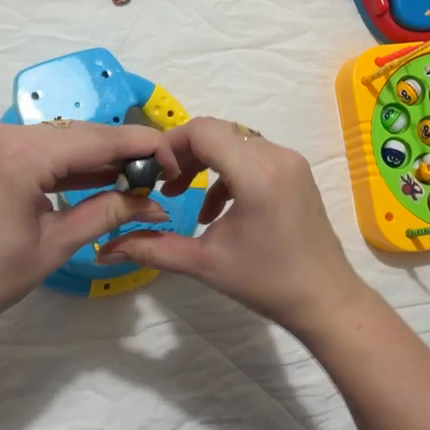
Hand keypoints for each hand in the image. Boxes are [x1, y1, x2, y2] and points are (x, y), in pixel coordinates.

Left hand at [0, 122, 178, 334]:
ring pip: (67, 139)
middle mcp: (9, 134)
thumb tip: (156, 203)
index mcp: (21, 154)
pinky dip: (76, 163)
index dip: (142, 146)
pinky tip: (106, 177)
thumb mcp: (56, 244)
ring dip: (103, 156)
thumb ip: (108, 212)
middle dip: (126, 151)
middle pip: (84, 133)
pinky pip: (47, 149)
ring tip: (142, 178)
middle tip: (163, 174)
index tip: (175, 160)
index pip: (98, 139)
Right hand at [100, 117, 367, 334]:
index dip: (171, 145)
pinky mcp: (297, 171)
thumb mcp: (204, 264)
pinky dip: (228, 170)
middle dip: (184, 153)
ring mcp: (291, 161)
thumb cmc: (266, 282)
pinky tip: (215, 209)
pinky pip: (253, 154)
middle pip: (218, 131)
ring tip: (182, 194)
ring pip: (235, 141)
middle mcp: (276, 156)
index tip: (154, 174)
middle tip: (162, 183)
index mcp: (256, 174)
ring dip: (205, 161)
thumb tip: (105, 248)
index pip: (203, 131)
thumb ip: (152, 249)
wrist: (325, 299)